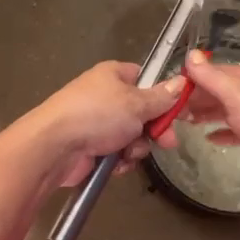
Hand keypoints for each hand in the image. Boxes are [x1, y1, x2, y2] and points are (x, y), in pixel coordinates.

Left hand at [23, 62, 186, 187]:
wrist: (56, 146)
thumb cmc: (98, 115)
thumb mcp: (136, 103)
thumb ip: (162, 97)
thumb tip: (182, 81)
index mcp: (113, 75)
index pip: (144, 78)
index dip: (162, 93)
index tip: (178, 110)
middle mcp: (105, 96)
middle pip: (142, 112)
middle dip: (154, 129)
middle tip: (166, 142)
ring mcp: (98, 123)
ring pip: (132, 136)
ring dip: (136, 147)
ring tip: (128, 153)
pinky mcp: (91, 147)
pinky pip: (118, 152)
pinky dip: (120, 159)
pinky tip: (115, 164)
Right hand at [181, 49, 239, 194]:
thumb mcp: (237, 96)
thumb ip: (212, 77)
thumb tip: (190, 54)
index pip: (214, 71)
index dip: (192, 79)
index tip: (169, 91)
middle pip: (218, 90)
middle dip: (196, 98)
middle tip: (172, 110)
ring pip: (224, 110)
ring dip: (205, 114)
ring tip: (183, 122)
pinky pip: (234, 131)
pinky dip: (220, 132)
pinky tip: (208, 138)